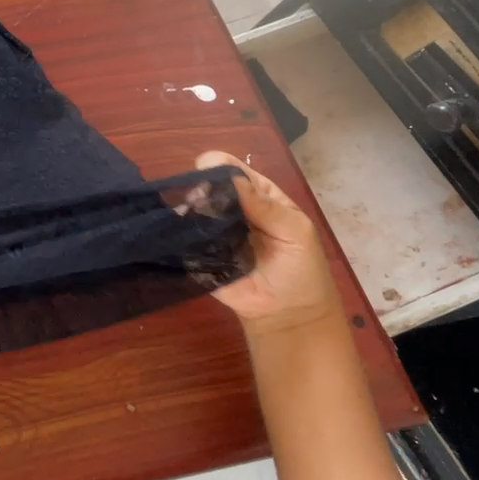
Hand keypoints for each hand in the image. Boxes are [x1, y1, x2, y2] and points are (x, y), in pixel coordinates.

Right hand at [196, 151, 340, 335]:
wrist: (287, 315)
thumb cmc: (301, 270)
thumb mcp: (294, 232)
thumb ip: (264, 205)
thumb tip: (229, 176)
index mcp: (257, 197)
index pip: (235, 172)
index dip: (220, 165)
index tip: (205, 165)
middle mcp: (231, 210)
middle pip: (209, 187)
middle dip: (200, 187)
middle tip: (197, 197)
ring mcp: (211, 231)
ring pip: (193, 209)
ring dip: (187, 208)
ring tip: (187, 213)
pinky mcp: (196, 253)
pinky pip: (183, 237)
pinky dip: (178, 232)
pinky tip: (177, 230)